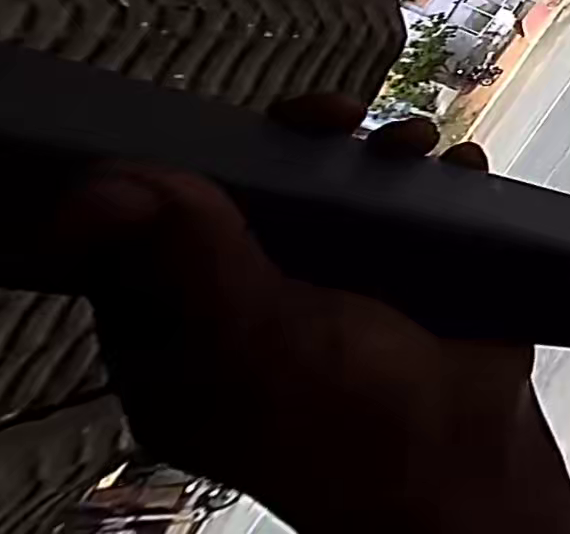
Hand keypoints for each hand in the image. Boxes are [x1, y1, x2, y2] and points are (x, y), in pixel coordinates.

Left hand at [53, 96, 569, 533]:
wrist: (463, 451)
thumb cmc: (345, 417)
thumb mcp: (257, 344)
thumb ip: (191, 265)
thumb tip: (106, 185)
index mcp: (200, 312)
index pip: (171, 218)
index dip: (199, 159)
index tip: (235, 124)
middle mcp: (274, 278)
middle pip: (277, 181)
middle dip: (310, 137)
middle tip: (339, 118)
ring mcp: (355, 265)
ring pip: (358, 179)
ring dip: (388, 146)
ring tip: (417, 143)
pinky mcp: (420, 256)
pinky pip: (427, 194)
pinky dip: (445, 172)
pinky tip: (461, 169)